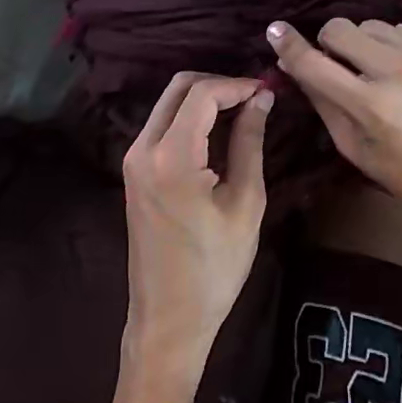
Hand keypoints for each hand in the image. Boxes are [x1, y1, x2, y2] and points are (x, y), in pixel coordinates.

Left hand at [122, 73, 273, 361]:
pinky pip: (163, 125)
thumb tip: (263, 98)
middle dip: (219, 83)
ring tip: (244, 108)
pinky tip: (220, 128)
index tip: (268, 91)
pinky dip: (192, 116)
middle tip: (256, 96)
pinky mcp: (134, 172)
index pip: (202, 93)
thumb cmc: (214, 267)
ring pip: (169, 103)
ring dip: (205, 97)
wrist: (169, 320)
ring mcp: (133, 160)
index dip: (238, 84)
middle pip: (179, 88)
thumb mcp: (245, 202)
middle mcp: (143, 150)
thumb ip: (250, 142)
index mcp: (170, 158)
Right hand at [265, 20, 401, 228]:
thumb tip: (293, 63)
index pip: (315, 63)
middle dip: (334, 44)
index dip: (290, 45)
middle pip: (342, 29)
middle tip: (346, 67)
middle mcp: (400, 71)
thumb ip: (323, 103)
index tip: (276, 30)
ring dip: (370, 45)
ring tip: (386, 74)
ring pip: (375, 26)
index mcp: (372, 105)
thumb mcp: (357, 149)